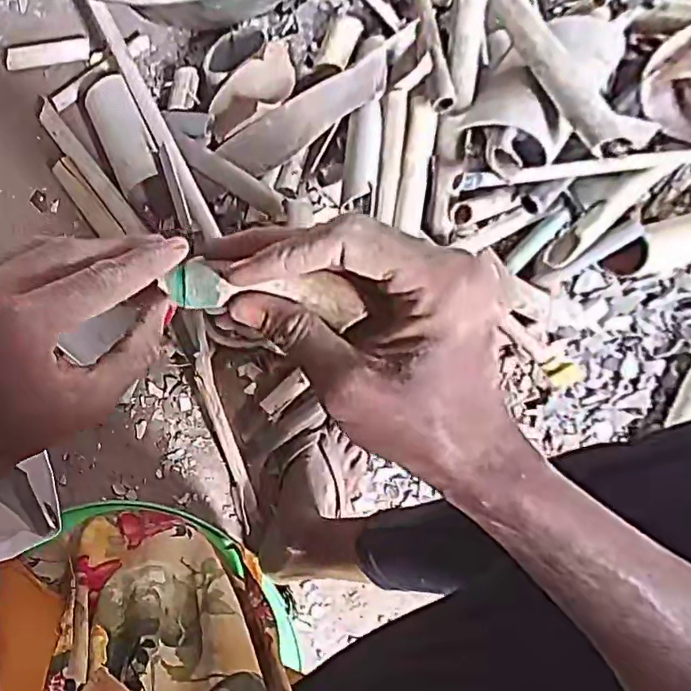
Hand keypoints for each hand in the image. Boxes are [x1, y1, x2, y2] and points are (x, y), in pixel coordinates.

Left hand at [0, 236, 188, 529]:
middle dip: (120, 250)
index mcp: (20, 324)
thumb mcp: (89, 401)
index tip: (171, 252)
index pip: (99, 280)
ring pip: (45, 250)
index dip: (144, 263)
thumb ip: (133, 352)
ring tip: (127, 260)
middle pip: (71, 253)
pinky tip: (82, 269)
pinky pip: (20, 261)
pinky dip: (56, 263)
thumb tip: (157, 310)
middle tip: (156, 252)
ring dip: (90, 253)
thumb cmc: (11, 431)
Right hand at [214, 214, 533, 493]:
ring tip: (235, 270)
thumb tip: (248, 305)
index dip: (284, 253)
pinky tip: (267, 285)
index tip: (240, 271)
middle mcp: (442, 268)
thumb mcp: (349, 384)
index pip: (350, 240)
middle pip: (343, 238)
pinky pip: (349, 275)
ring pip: (341, 253)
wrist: (465, 453)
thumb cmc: (430, 427)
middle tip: (224, 258)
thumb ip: (297, 335)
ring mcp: (426, 278)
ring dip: (284, 263)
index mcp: (443, 282)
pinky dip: (305, 282)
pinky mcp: (407, 293)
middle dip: (275, 250)